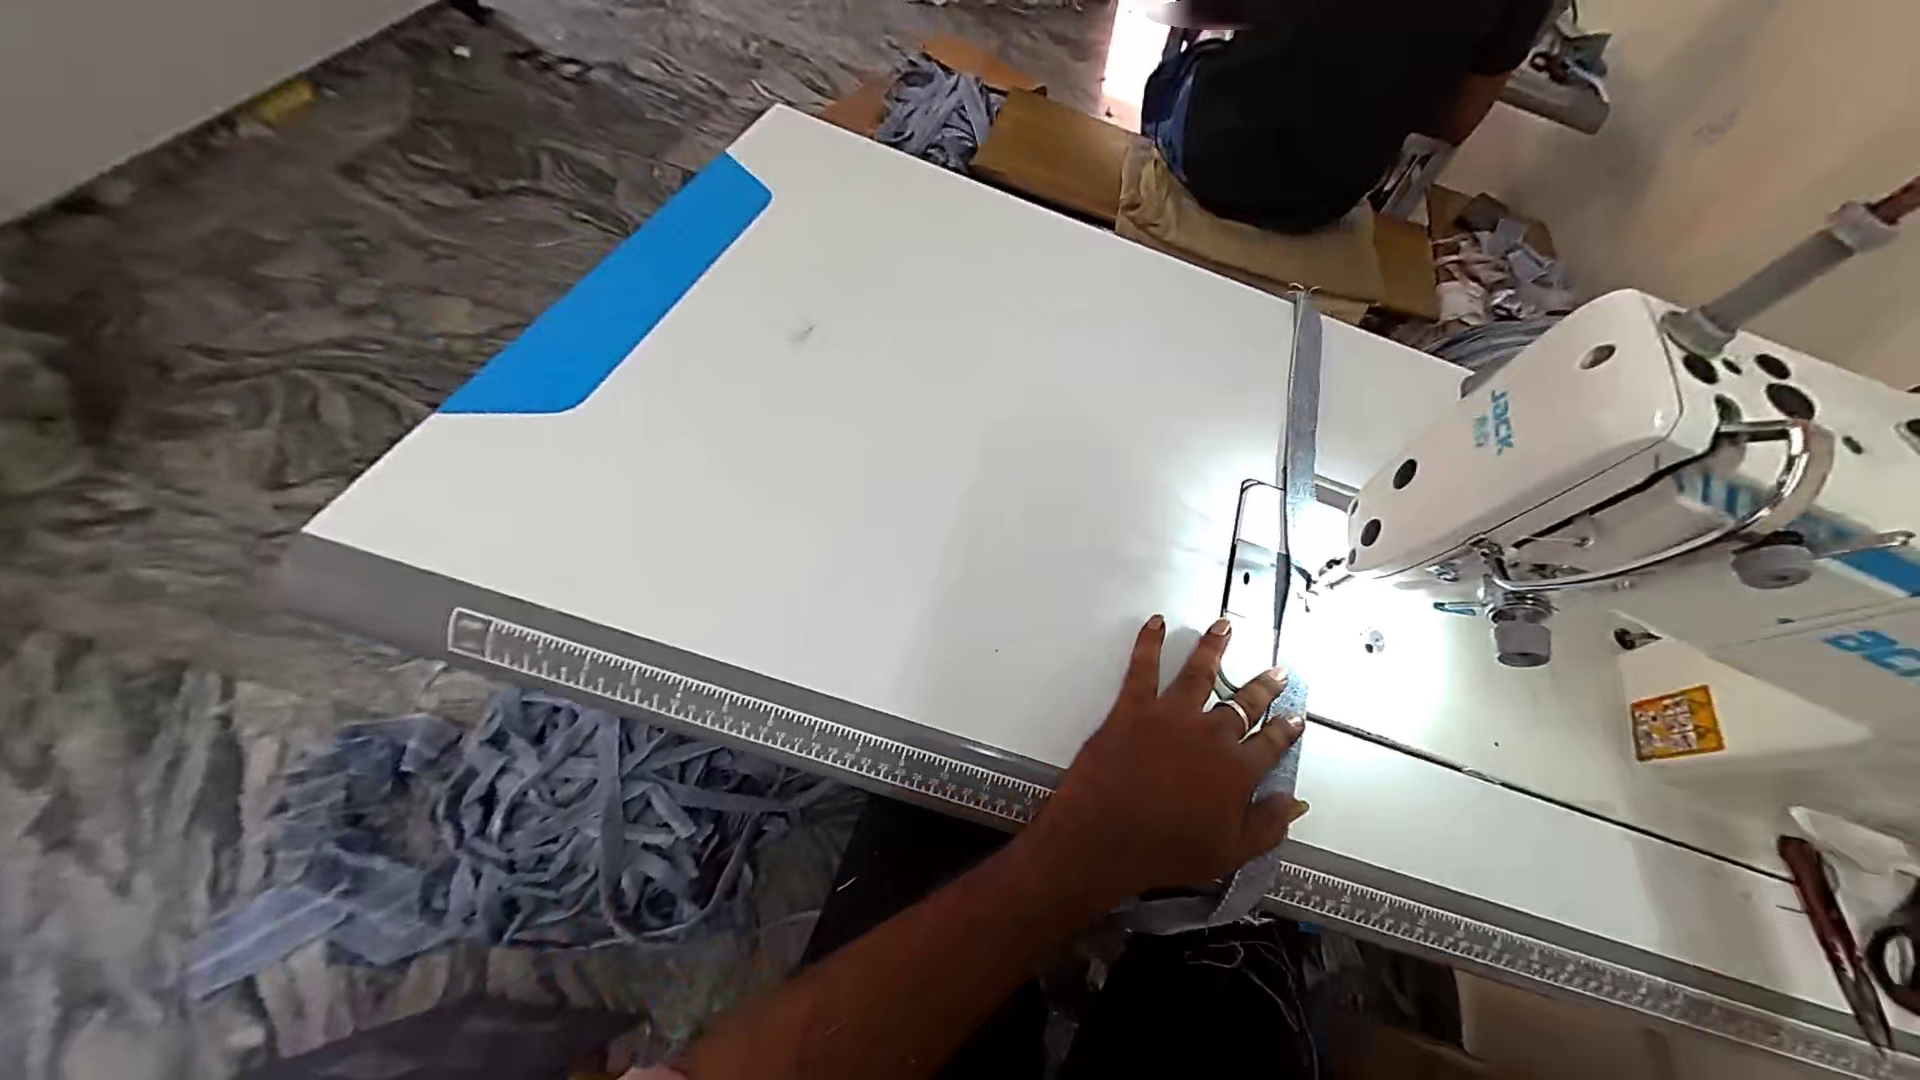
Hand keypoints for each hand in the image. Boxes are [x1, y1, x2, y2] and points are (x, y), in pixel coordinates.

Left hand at [1021, 615, 1306, 907]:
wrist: (1104, 836)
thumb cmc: (1161, 849)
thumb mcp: (1228, 852)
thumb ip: (1266, 826)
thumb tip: (1293, 805)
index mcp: (1235, 771)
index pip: (1270, 744)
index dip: (1285, 730)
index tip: (1294, 718)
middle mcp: (1208, 735)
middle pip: (1243, 703)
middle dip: (1263, 686)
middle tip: (1276, 672)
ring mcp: (1170, 716)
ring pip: (1199, 672)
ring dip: (1214, 647)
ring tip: (1223, 628)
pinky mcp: (1133, 707)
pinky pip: (1143, 666)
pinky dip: (1149, 642)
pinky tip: (1155, 624)